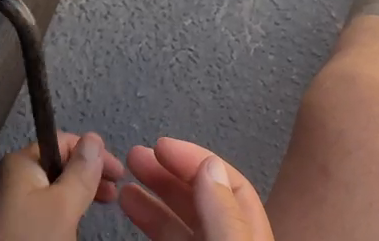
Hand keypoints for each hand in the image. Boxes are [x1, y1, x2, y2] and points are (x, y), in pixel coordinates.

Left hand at [0, 132, 124, 240]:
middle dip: (87, 177)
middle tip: (114, 196)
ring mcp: (8, 204)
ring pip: (50, 190)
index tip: (120, 175)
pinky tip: (70, 228)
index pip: (63, 142)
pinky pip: (40, 210)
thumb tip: (93, 137)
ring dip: (76, 196)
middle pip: (57, 165)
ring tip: (97, 209)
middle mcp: (11, 177)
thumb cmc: (31, 240)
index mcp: (21, 162)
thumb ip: (80, 172)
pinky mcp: (8, 228)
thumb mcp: (63, 207)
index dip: (94, 153)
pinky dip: (61, 214)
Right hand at [119, 138, 273, 240]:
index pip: (232, 186)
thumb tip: (209, 165)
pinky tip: (133, 209)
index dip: (196, 160)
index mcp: (253, 238)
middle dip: (169, 174)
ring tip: (125, 183)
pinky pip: (174, 240)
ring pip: (186, 223)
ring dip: (155, 198)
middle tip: (135, 156)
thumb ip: (224, 216)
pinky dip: (153, 222)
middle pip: (204, 201)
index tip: (160, 147)